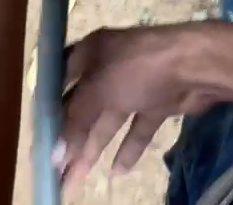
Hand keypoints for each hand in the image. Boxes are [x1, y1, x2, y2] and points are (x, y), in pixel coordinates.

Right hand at [57, 24, 223, 183]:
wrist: (194, 64)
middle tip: (55, 172)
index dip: (50, 108)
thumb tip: (55, 153)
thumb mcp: (97, 89)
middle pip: (85, 105)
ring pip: (109, 119)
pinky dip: (129, 147)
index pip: (63, 79)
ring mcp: (137, 83)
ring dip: (94, 148)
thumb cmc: (138, 67)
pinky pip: (138, 126)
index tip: (39, 139)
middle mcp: (112, 64)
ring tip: (74, 181)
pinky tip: (118, 170)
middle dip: (70, 138)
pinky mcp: (158, 99)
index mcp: (93, 51)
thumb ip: (75, 120)